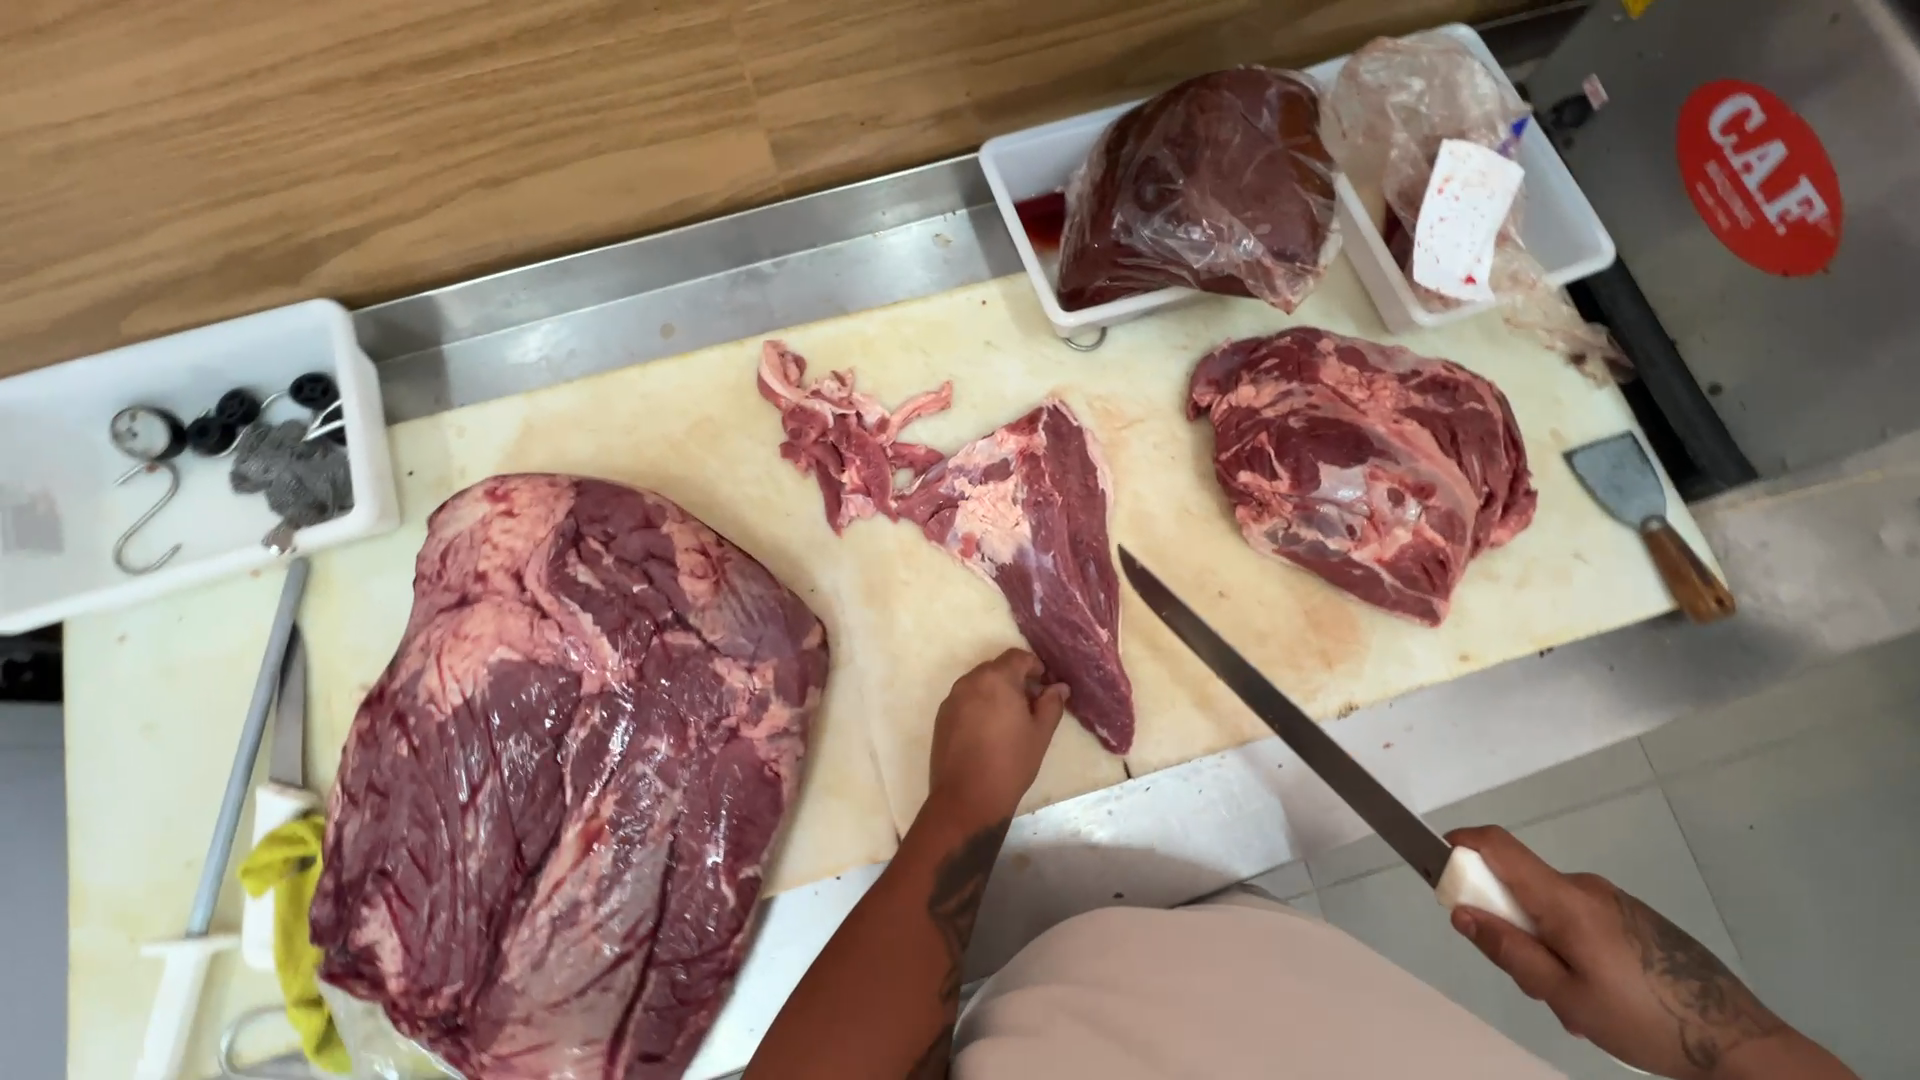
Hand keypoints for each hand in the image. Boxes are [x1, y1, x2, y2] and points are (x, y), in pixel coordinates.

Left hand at [924, 649, 1067, 829]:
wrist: (967, 797)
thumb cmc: (1011, 762)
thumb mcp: (1040, 733)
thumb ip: (1051, 704)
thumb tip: (1059, 687)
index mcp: (996, 679)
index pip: (1017, 657)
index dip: (1034, 666)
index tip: (1044, 684)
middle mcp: (970, 681)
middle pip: (996, 668)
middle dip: (1015, 678)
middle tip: (1031, 703)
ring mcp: (952, 699)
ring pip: (979, 683)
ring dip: (995, 691)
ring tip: (1010, 719)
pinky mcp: (941, 716)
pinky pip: (965, 700)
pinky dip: (979, 704)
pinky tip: (988, 730)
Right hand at [1445, 825, 1791, 1079]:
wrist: (1745, 1046)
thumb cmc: (1645, 1019)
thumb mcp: (1564, 996)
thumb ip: (1509, 951)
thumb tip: (1462, 912)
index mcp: (1565, 900)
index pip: (1498, 845)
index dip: (1460, 843)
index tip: (1439, 862)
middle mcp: (1587, 888)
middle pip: (1522, 885)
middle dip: (1509, 924)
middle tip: (1530, 981)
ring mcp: (1617, 902)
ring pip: (1553, 910)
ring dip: (1546, 946)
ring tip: (1576, 1002)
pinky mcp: (1639, 921)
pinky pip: (1583, 921)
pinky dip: (1574, 949)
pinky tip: (1603, 996)